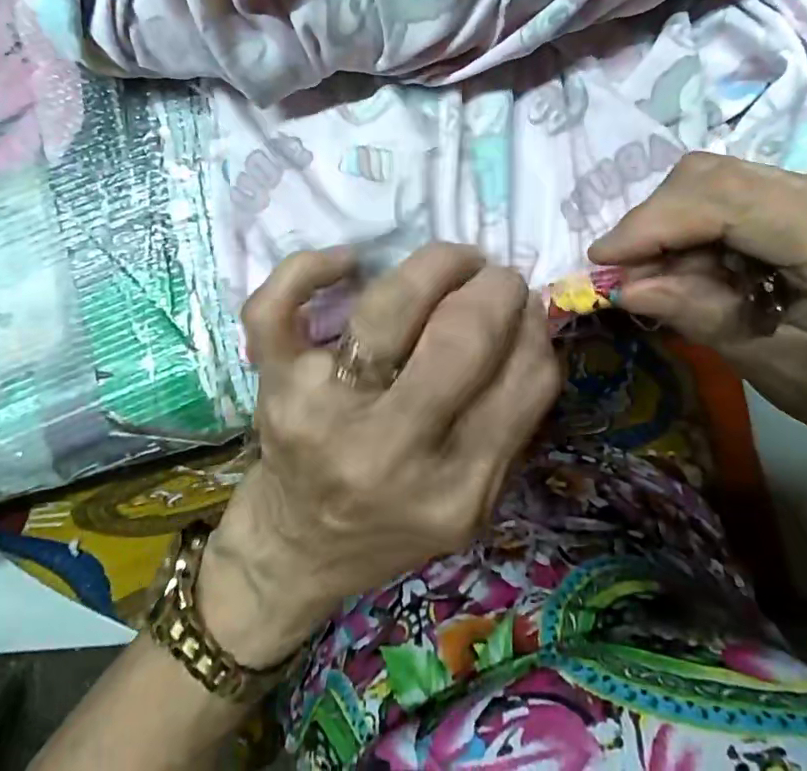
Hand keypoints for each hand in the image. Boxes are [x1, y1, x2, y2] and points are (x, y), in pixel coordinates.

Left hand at [197, 244, 562, 668]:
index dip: (533, 327)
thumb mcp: (473, 500)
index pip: (523, 382)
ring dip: (433, 266)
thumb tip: (530, 318)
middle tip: (495, 278)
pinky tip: (349, 261)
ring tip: (452, 261)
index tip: (526, 307)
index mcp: (455, 489)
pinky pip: (276, 309)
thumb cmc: (394, 523)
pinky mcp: (273, 386)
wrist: (299, 546)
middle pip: (458, 338)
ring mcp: (321, 413)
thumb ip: (509, 420)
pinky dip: (308, 269)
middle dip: (493, 288)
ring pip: (384, 310)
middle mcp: (388, 451)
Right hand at [590, 153, 806, 459]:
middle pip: (721, 175)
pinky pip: (746, 188)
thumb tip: (622, 284)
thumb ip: (698, 315)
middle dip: (658, 220)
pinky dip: (706, 223)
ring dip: (680, 223)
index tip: (602, 258)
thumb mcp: (771, 368)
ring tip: (675, 278)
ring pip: (726, 176)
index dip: (654, 222)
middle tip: (632, 272)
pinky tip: (710, 266)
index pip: (731, 202)